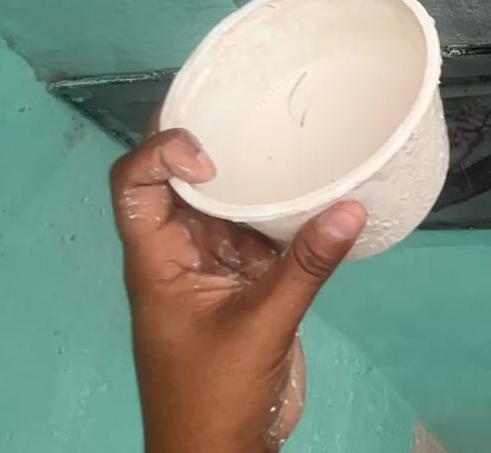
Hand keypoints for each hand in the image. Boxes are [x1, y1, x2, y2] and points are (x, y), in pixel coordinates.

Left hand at [112, 127, 366, 452]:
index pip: (135, 185)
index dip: (161, 152)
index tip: (214, 152)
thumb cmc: (215, 397)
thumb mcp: (260, 328)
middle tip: (247, 92)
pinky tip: (312, 177)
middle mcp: (180, 248)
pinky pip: (259, 222)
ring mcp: (214, 260)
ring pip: (222, 196)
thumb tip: (355, 204)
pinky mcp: (246, 274)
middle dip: (204, 134)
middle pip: (175, 177)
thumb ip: (306, 266)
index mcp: (158, 259)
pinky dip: (281, 199)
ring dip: (246, 163)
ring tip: (284, 120)